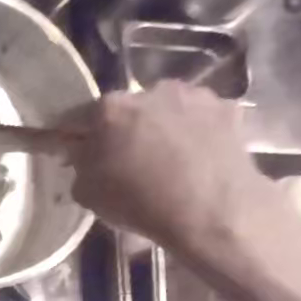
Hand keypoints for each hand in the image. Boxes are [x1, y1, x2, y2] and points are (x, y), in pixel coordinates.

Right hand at [66, 83, 300, 260]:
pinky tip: (196, 159)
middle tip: (125, 161)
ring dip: (160, 127)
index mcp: (108, 109)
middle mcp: (148, 91)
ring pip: (164, 109)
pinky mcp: (226, 107)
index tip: (76, 153)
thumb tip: (83, 153)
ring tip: (166, 160)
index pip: (78, 117)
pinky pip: (198, 118)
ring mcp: (192, 95)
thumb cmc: (138, 201)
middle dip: (121, 130)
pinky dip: (194, 132)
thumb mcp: (87, 193)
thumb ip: (80, 164)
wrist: (210, 209)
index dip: (75, 136)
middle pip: (125, 109)